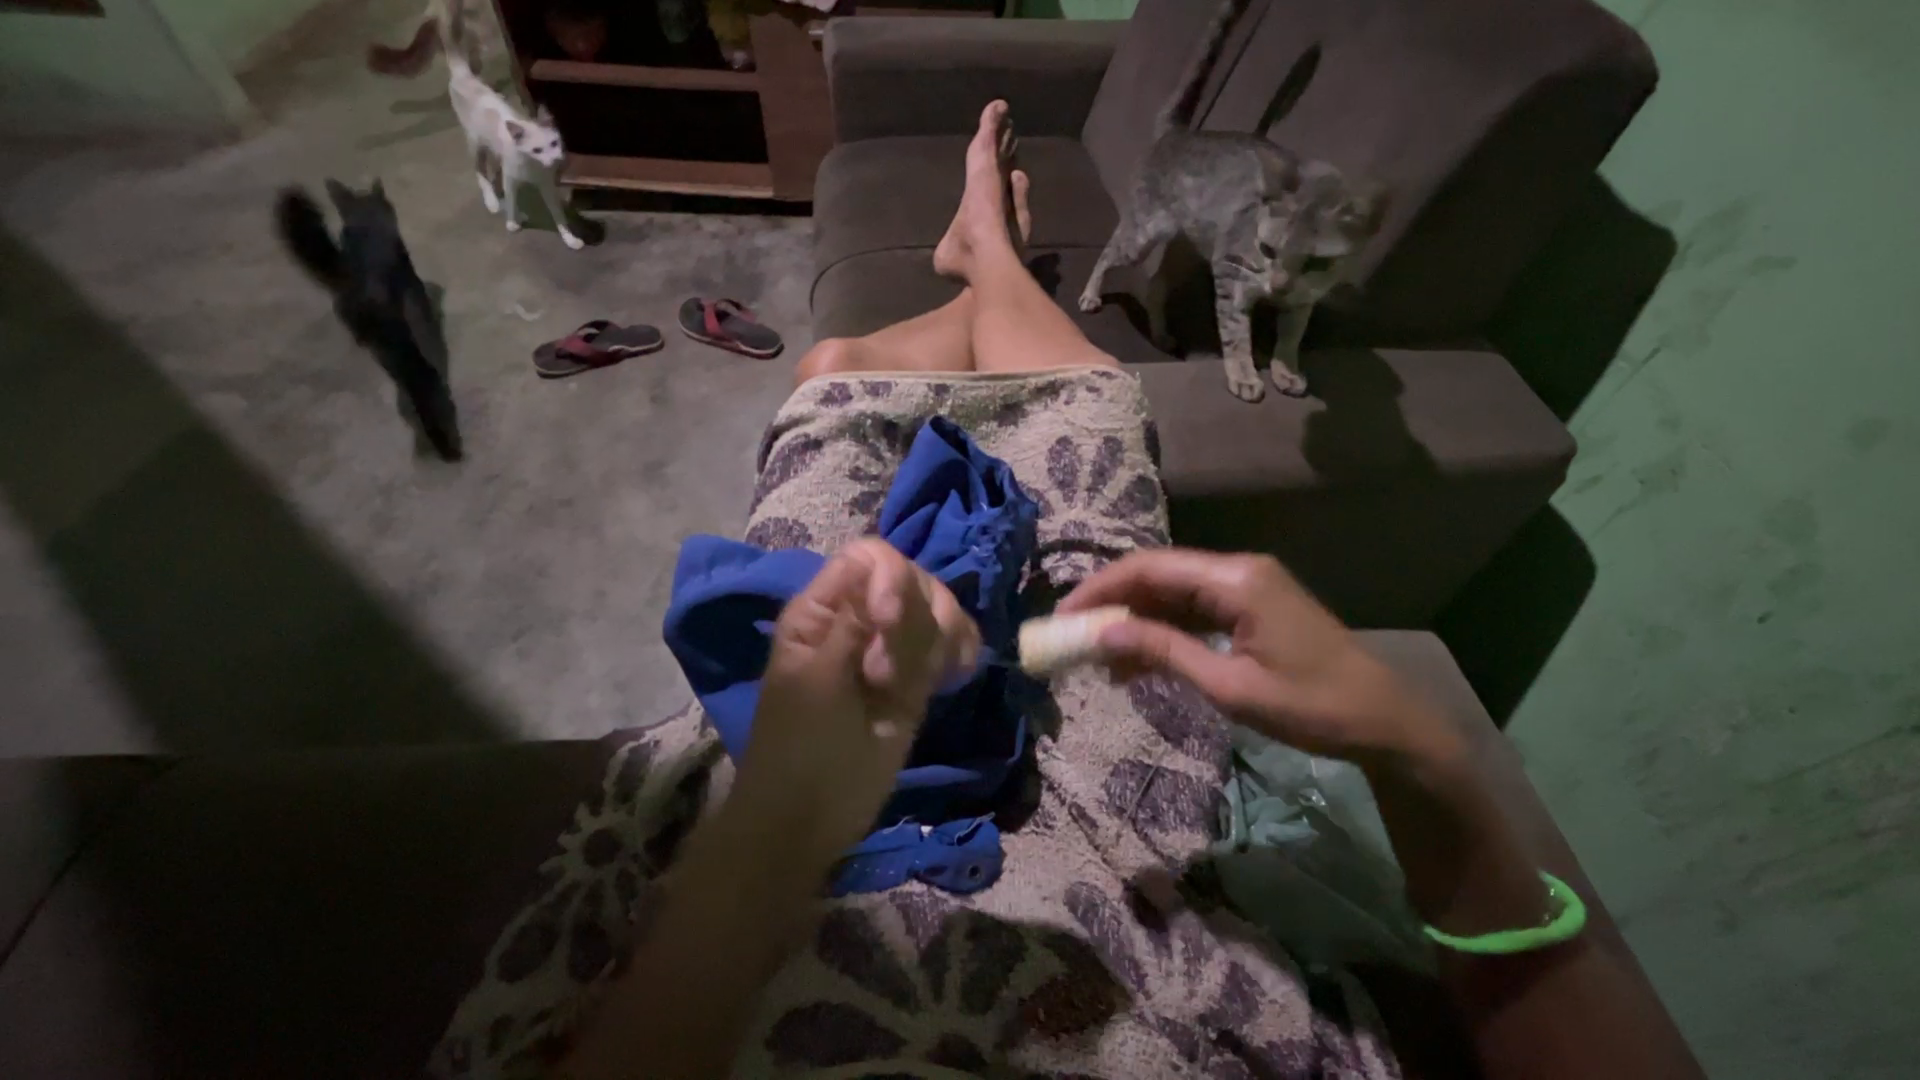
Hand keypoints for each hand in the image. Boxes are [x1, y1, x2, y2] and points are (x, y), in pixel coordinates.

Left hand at [730, 539, 980, 867]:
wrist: (809, 821)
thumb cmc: (799, 752)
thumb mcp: (819, 683)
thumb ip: (854, 624)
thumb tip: (887, 569)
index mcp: (820, 610)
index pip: (869, 557)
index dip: (891, 580)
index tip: (889, 625)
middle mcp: (859, 617)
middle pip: (911, 578)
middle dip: (916, 619)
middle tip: (888, 678)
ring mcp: (891, 647)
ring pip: (938, 608)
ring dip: (942, 636)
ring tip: (920, 683)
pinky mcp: (917, 677)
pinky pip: (952, 642)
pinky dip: (962, 649)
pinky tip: (957, 674)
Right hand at [1059, 548, 1462, 768]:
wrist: (1384, 723)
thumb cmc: (1311, 707)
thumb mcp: (1230, 686)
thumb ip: (1163, 653)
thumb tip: (1102, 635)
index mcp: (1236, 579)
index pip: (1149, 567)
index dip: (1100, 589)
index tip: (1064, 618)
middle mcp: (1238, 570)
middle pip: (1158, 575)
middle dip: (1112, 604)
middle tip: (1074, 639)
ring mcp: (1247, 586)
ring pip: (1172, 592)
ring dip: (1136, 620)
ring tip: (1100, 660)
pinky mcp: (1252, 607)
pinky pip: (1194, 610)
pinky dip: (1164, 631)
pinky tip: (1138, 663)